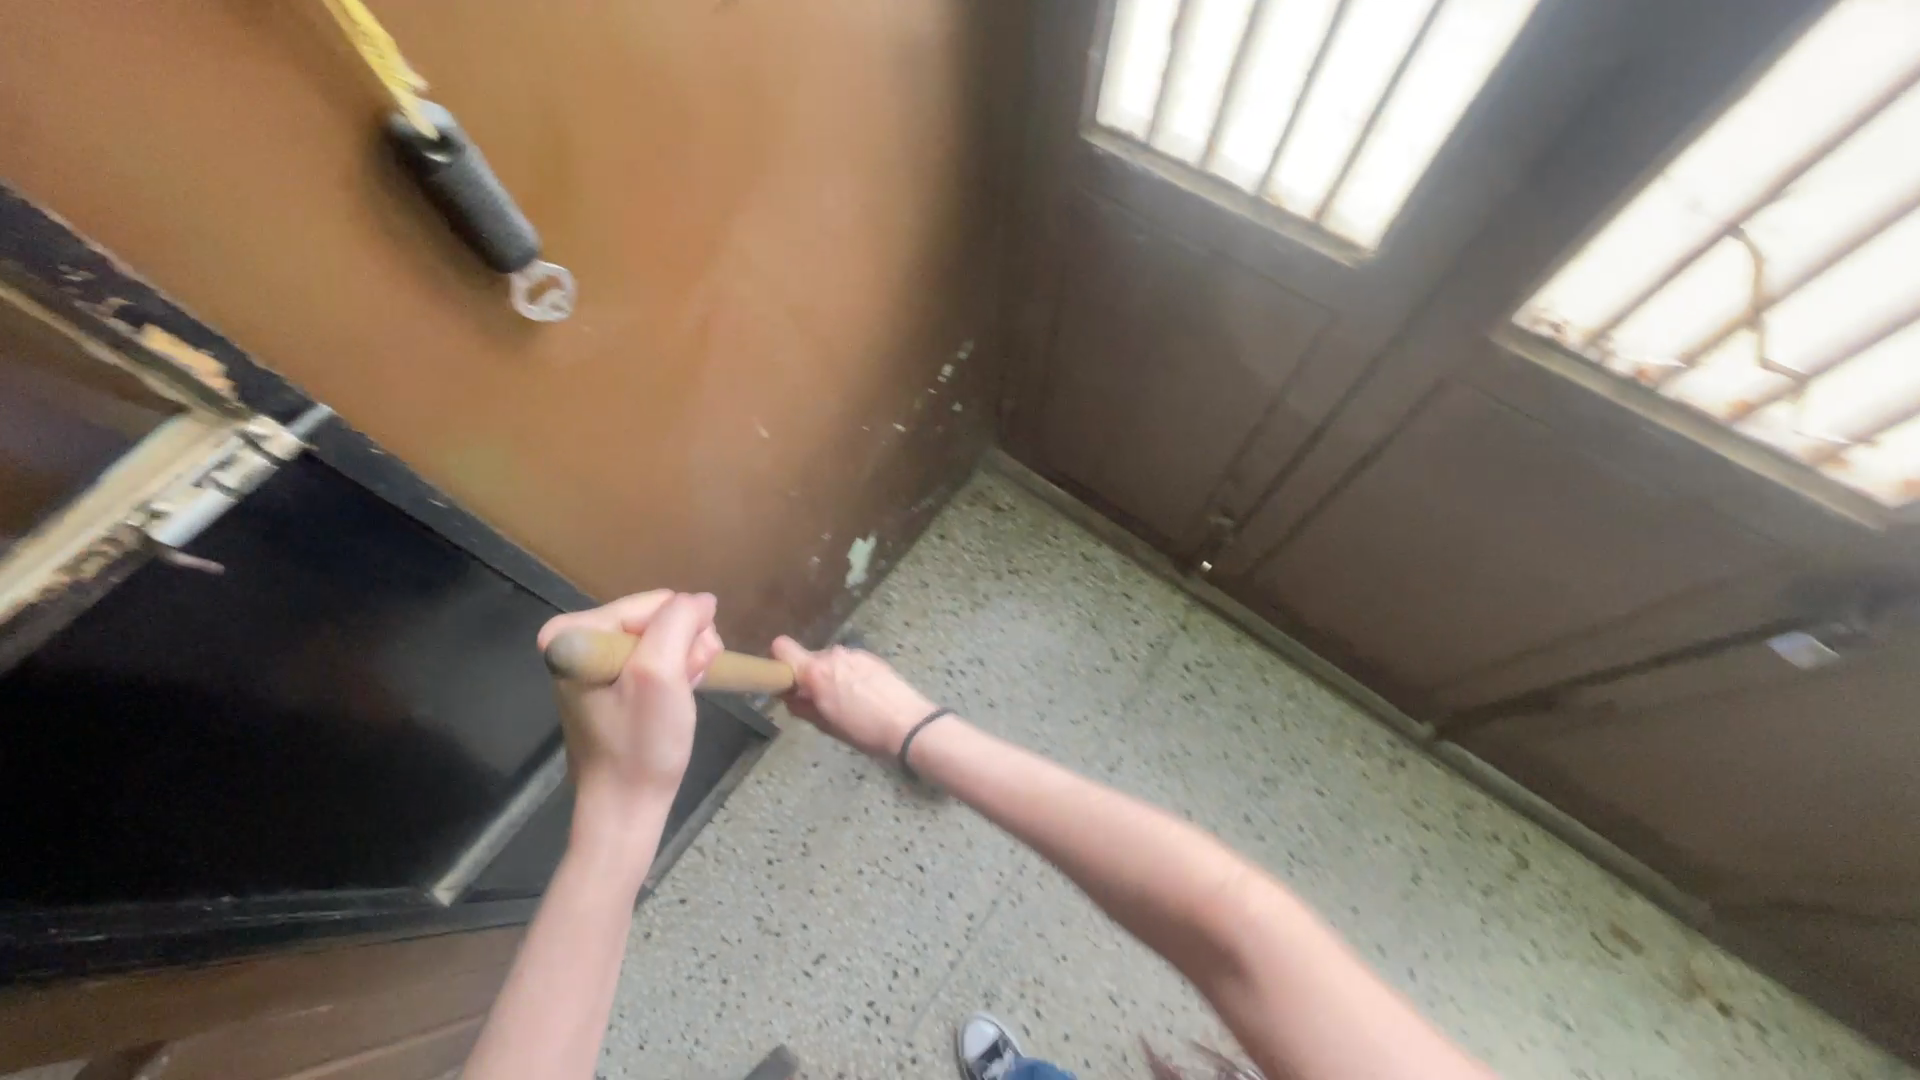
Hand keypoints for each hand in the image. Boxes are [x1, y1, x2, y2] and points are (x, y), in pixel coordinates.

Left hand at [538, 591, 722, 858]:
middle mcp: (578, 637)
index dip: (682, 637)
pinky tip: (672, 701)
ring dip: (685, 663)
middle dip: (685, 649)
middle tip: (681, 688)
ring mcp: (595, 658)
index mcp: (576, 631)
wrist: (626, 807)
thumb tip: (704, 600)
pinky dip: (676, 675)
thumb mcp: (662, 676)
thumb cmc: (641, 746)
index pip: (658, 603)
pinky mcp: (610, 678)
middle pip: (661, 616)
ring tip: (677, 698)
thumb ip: (679, 623)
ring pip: (667, 635)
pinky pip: (659, 655)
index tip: (679, 678)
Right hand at [770, 636, 936, 758]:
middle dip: (811, 677)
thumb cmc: (863, 730)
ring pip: (832, 662)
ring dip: (833, 676)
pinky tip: (865, 695)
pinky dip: (851, 674)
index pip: (782, 647)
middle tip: (823, 702)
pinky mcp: (873, 657)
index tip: (789, 685)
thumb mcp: (826, 725)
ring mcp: (855, 653)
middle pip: (810, 659)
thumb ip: (802, 706)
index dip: (780, 664)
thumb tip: (791, 697)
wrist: (908, 724)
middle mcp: (833, 655)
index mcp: (815, 671)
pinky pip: (851, 663)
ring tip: (849, 702)